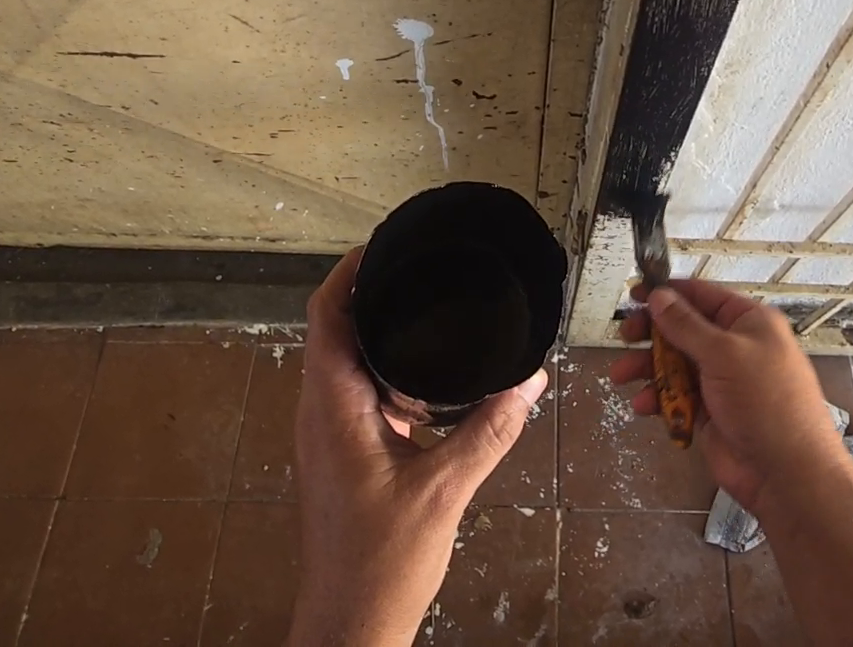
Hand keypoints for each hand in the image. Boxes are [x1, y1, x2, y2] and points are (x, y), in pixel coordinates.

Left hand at [290, 248, 549, 646]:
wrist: (349, 627)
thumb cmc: (382, 561)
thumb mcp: (445, 490)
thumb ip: (488, 431)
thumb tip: (530, 380)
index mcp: (333, 406)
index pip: (325, 316)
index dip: (347, 272)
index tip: (383, 245)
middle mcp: (321, 410)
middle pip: (334, 329)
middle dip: (371, 293)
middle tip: (420, 267)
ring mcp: (329, 432)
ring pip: (348, 361)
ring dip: (381, 333)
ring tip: (430, 309)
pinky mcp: (343, 451)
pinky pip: (362, 391)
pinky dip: (391, 371)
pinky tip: (431, 378)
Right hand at [610, 280, 851, 515]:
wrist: (786, 475)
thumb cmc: (764, 401)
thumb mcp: (724, 354)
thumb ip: (686, 325)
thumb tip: (659, 295)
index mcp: (748, 322)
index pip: (703, 296)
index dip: (668, 293)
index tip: (635, 294)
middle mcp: (735, 346)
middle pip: (684, 330)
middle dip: (652, 333)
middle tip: (625, 336)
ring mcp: (721, 380)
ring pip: (675, 363)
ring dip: (647, 368)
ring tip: (620, 375)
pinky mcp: (709, 410)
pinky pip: (677, 395)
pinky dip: (659, 398)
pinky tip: (642, 405)